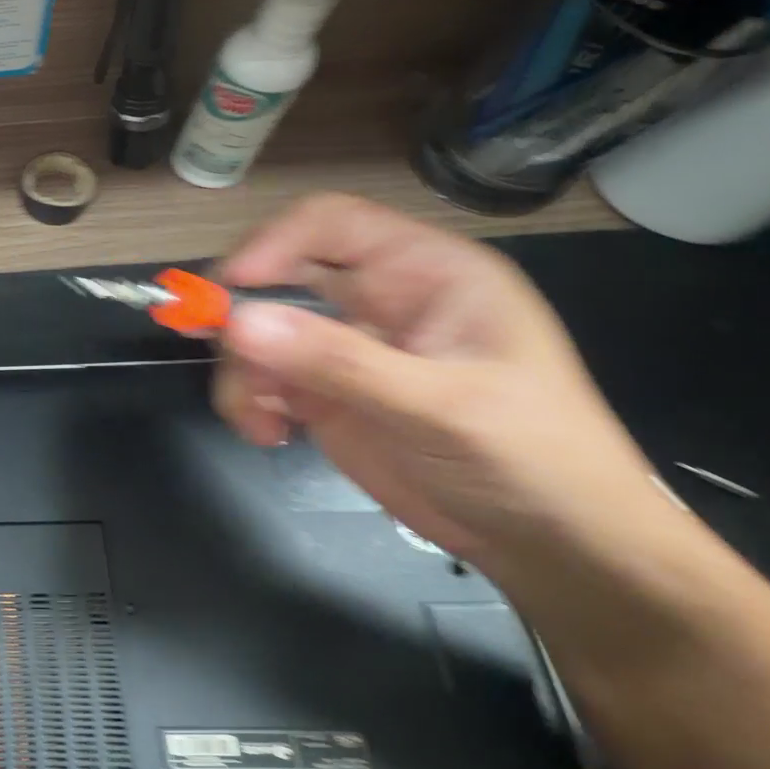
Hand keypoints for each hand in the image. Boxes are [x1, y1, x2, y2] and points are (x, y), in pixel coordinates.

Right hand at [211, 194, 667, 569]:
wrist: (549, 543)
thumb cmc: (527, 457)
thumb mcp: (440, 405)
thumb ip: (339, 362)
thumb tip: (237, 323)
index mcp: (424, 273)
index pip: (330, 225)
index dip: (273, 244)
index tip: (228, 291)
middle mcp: (376, 300)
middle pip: (278, 276)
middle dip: (240, 313)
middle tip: (219, 353)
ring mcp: (344, 349)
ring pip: (257, 332)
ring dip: (241, 372)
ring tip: (258, 420)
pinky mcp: (322, 395)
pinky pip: (259, 380)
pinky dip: (246, 403)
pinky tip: (269, 435)